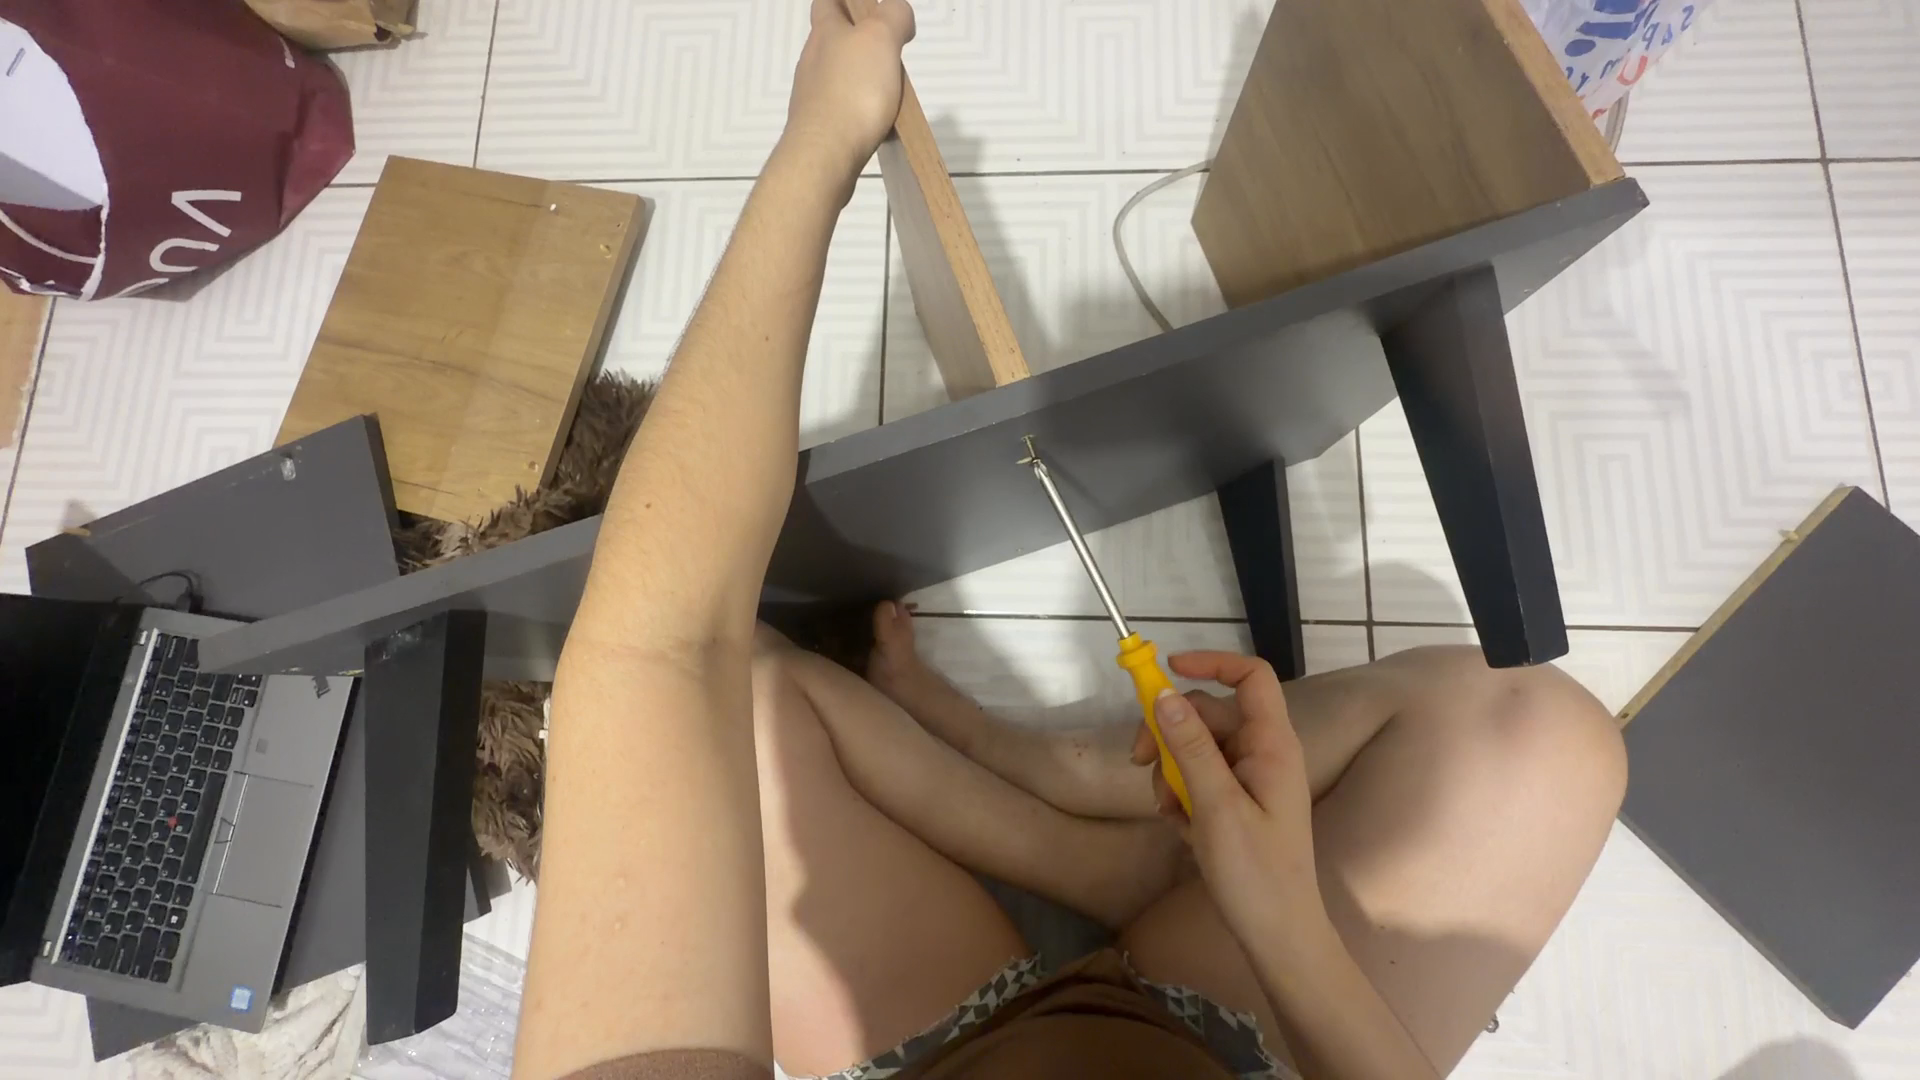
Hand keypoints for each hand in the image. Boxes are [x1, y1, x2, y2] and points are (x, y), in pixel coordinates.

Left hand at [784, 0, 915, 175]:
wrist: (826, 154)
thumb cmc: (854, 90)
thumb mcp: (881, 38)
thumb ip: (893, 16)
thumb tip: (898, 11)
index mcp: (825, 31)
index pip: (828, 1)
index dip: (849, 2)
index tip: (872, 12)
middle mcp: (812, 60)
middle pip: (833, 42)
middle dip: (857, 46)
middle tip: (887, 58)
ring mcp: (811, 97)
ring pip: (836, 79)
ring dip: (859, 83)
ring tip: (886, 97)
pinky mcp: (817, 129)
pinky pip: (839, 113)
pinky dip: (857, 114)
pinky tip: (873, 127)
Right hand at [1135, 652, 1322, 942]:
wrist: (1277, 937)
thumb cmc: (1255, 872)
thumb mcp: (1216, 806)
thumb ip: (1190, 747)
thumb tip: (1164, 694)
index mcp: (1271, 744)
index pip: (1251, 677)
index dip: (1212, 663)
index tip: (1167, 670)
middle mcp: (1261, 752)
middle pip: (1208, 713)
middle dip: (1169, 731)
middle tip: (1138, 760)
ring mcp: (1248, 776)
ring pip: (1195, 745)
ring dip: (1170, 769)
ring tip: (1168, 810)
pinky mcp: (1234, 799)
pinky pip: (1197, 775)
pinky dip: (1180, 793)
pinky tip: (1180, 825)